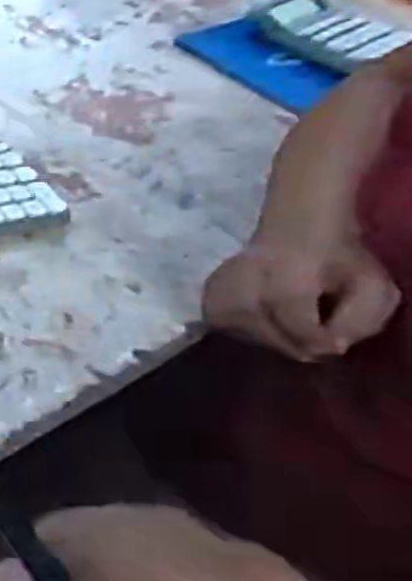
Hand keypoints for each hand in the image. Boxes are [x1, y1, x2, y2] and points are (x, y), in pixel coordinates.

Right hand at [202, 235, 398, 360]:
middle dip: (296, 344)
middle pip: (267, 335)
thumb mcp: (374, 289)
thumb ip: (360, 321)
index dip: (319, 343)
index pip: (297, 329)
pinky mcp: (205, 297)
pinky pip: (225, 327)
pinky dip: (247, 331)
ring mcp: (217, 294)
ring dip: (271, 339)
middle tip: (316, 340)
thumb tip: (332, 348)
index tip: (336, 346)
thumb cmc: (338, 261)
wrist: (293, 233)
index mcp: (287, 285)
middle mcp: (242, 291)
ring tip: (291, 330)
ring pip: (243, 334)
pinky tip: (266, 322)